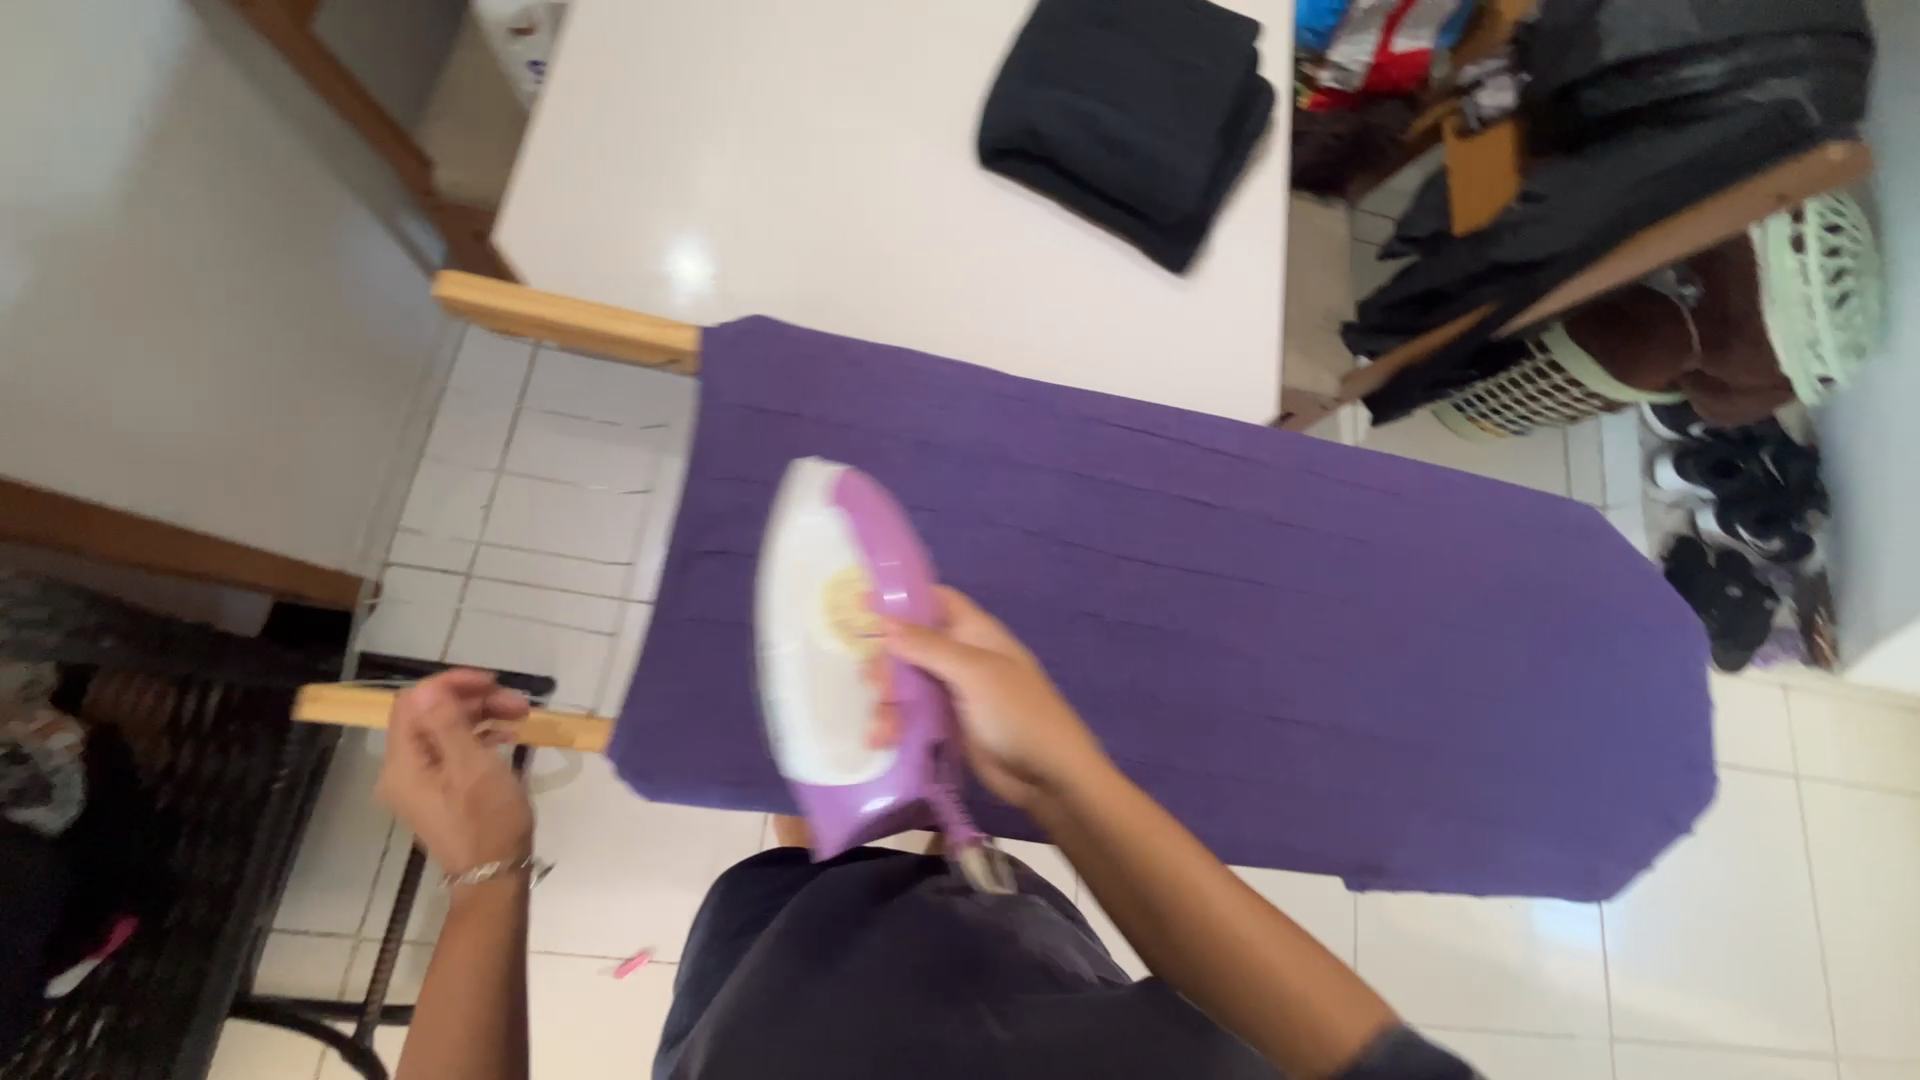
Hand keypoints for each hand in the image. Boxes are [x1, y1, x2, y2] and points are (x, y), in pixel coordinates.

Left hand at [377, 670, 533, 876]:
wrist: (493, 873)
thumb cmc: (487, 818)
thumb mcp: (473, 767)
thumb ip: (447, 725)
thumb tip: (428, 688)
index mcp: (403, 763)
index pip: (414, 703)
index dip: (451, 684)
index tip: (494, 682)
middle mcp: (403, 770)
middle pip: (430, 715)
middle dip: (474, 700)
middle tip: (519, 703)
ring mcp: (420, 782)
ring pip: (445, 730)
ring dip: (482, 716)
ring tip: (522, 717)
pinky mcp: (439, 791)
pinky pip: (453, 750)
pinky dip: (480, 737)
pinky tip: (509, 737)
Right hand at [881, 588, 1109, 810]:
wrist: (1048, 775)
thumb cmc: (1017, 712)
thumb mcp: (974, 673)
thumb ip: (928, 647)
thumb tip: (884, 622)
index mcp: (974, 632)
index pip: (935, 600)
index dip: (902, 599)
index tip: (862, 606)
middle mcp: (961, 656)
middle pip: (910, 645)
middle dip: (887, 661)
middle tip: (874, 685)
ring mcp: (953, 692)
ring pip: (906, 683)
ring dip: (888, 701)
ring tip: (881, 728)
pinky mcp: (947, 725)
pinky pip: (912, 715)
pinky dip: (895, 724)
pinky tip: (881, 740)